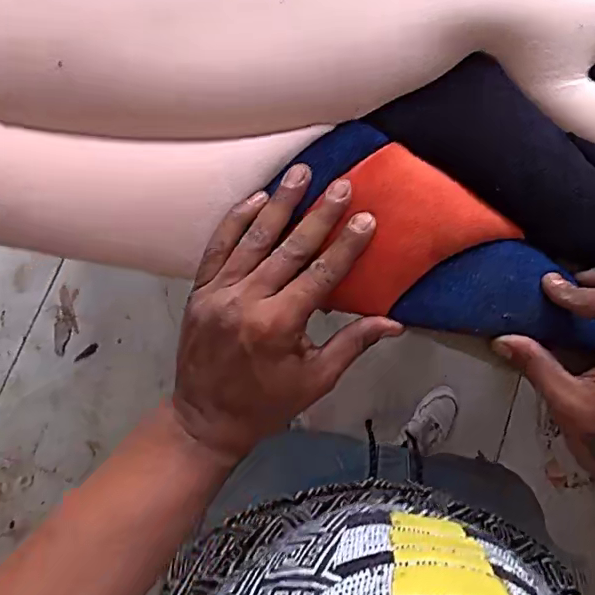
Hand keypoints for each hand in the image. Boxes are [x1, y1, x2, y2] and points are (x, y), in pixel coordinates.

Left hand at [167, 164, 403, 465]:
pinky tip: (255, 198)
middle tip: (341, 185)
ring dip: (280, 204)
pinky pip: (218, 247)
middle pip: (290, 249)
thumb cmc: (265, 405)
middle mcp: (246, 302)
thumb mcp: (315, 380)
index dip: (346, 246)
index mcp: (277, 326)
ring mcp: (218, 293)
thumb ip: (352, 344)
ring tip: (300, 174)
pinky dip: (236, 221)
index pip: (320, 275)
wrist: (204, 420)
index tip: (366, 218)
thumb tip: (393, 323)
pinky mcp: (200, 291)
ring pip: (253, 239)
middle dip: (320, 215)